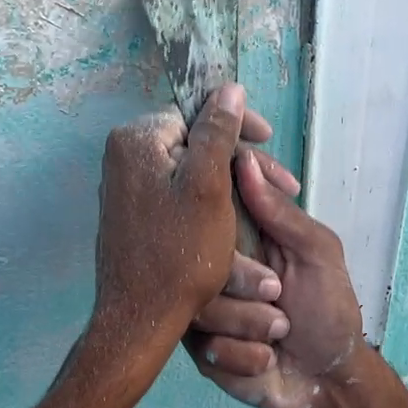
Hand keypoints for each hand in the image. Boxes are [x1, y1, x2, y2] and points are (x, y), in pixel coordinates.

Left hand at [91, 84, 269, 352]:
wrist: (142, 318)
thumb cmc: (179, 253)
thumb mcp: (209, 187)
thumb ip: (218, 132)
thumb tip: (229, 88)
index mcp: (136, 141)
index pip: (194, 112)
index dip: (236, 123)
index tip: (269, 138)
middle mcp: (124, 156)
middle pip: (194, 141)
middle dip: (240, 158)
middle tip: (284, 181)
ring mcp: (126, 185)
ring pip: (191, 168)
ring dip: (232, 181)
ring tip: (271, 202)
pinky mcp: (135, 212)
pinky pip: (179, 191)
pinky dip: (211, 199)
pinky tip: (241, 218)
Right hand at [185, 148, 364, 407]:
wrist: (327, 383)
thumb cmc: (329, 309)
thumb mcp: (318, 253)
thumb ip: (281, 212)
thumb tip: (243, 160)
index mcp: (241, 234)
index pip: (210, 203)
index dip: (215, 209)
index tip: (247, 236)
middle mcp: (214, 266)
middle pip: (194, 259)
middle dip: (244, 286)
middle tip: (277, 296)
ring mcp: (203, 306)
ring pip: (197, 306)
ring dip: (249, 325)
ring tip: (279, 332)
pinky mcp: (199, 348)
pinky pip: (203, 345)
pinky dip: (244, 356)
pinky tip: (265, 360)